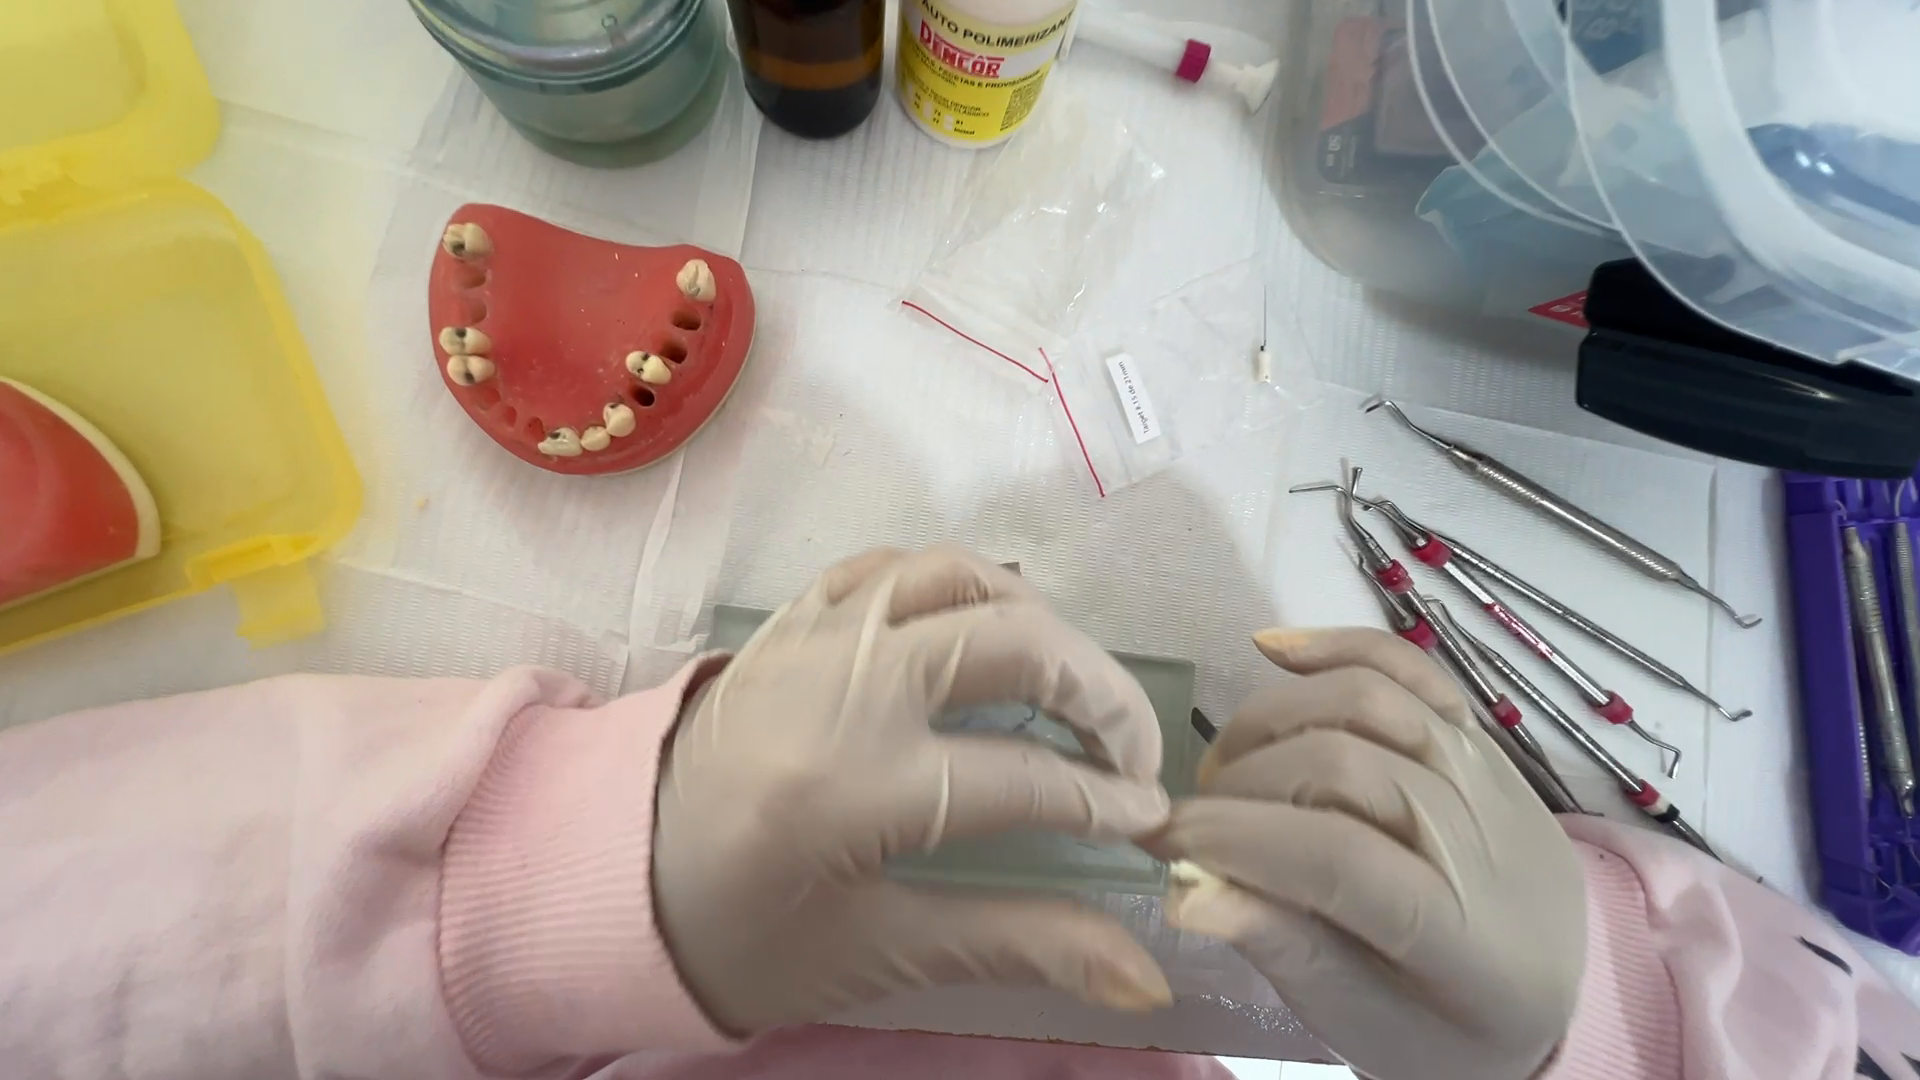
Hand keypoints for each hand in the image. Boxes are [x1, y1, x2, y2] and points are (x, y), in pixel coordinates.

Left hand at [652, 546, 1174, 1035]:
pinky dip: (955, 584)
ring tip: (1067, 680)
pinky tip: (979, 627)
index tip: (1145, 819)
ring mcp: (815, 633)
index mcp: (852, 786)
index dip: (1104, 799)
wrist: (609, 873)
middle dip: (1098, 691)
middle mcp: (841, 684)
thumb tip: (1144, 977)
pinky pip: (892, 566)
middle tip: (1129, 748)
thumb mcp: (875, 955)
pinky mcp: (795, 617)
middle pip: (1011, 642)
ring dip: (1034, 619)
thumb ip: (1017, 945)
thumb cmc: (738, 935)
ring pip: (958, 576)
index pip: (1021, 779)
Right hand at [1150, 628, 1585, 1079]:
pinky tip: (1270, 650)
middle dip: (1242, 785)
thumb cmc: (1437, 1023)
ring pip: (1362, 699)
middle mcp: (1485, 832)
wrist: (1546, 994)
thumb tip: (1182, 889)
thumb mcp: (1356, 1015)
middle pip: (1340, 765)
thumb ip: (1276, 945)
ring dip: (1269, 721)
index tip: (1163, 840)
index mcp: (1466, 933)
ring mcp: (1485, 768)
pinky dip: (1334, 645)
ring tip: (1228, 765)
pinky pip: (1404, 664)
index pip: (1336, 858)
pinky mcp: (1472, 731)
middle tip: (1196, 817)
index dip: (1237, 839)